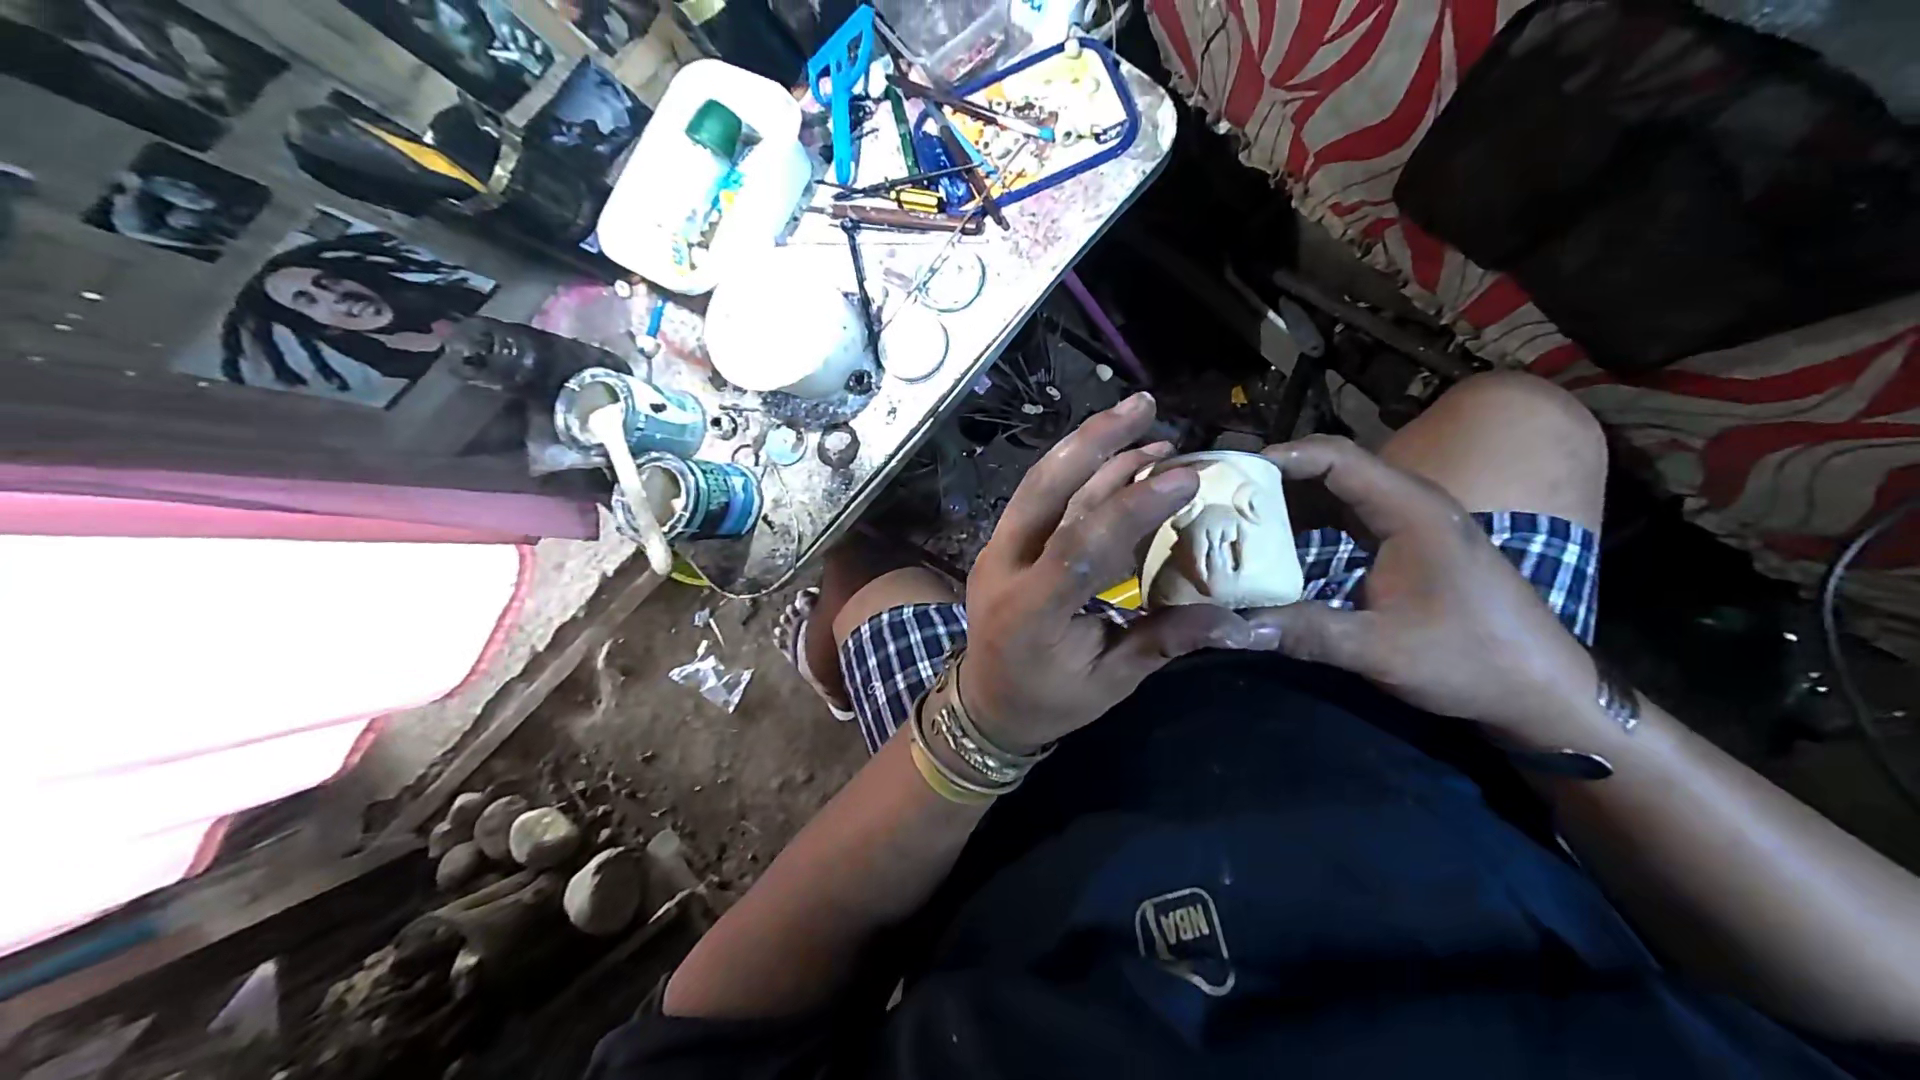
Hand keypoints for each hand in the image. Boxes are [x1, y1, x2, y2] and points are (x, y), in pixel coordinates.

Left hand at [958, 393, 1268, 750]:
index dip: (1132, 507)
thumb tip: (1232, 617)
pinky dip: (1075, 470)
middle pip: (1044, 490)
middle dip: (1096, 442)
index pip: (1079, 547)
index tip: (1185, 476)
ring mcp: (995, 551)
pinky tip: (1111, 455)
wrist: (983, 703)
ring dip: (1088, 447)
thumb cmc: (1046, 701)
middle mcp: (1003, 569)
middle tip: (1146, 408)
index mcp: (1028, 613)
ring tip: (1139, 420)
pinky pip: (1037, 497)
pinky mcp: (1000, 543)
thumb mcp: (1107, 684)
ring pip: (1038, 484)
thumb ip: (1160, 642)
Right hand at [1247, 436, 1601, 745]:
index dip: (1281, 458)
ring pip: (1337, 494)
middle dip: (1273, 480)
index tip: (1230, 475)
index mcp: (1411, 511)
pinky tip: (1276, 548)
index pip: (1338, 459)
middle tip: (1220, 499)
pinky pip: (1346, 519)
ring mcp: (1411, 523)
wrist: (1542, 690)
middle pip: (1331, 470)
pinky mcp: (1408, 546)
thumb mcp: (1380, 650)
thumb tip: (1228, 627)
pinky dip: (1307, 525)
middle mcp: (1411, 504)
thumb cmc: (1471, 661)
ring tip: (1235, 519)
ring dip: (1288, 502)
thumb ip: (1304, 632)